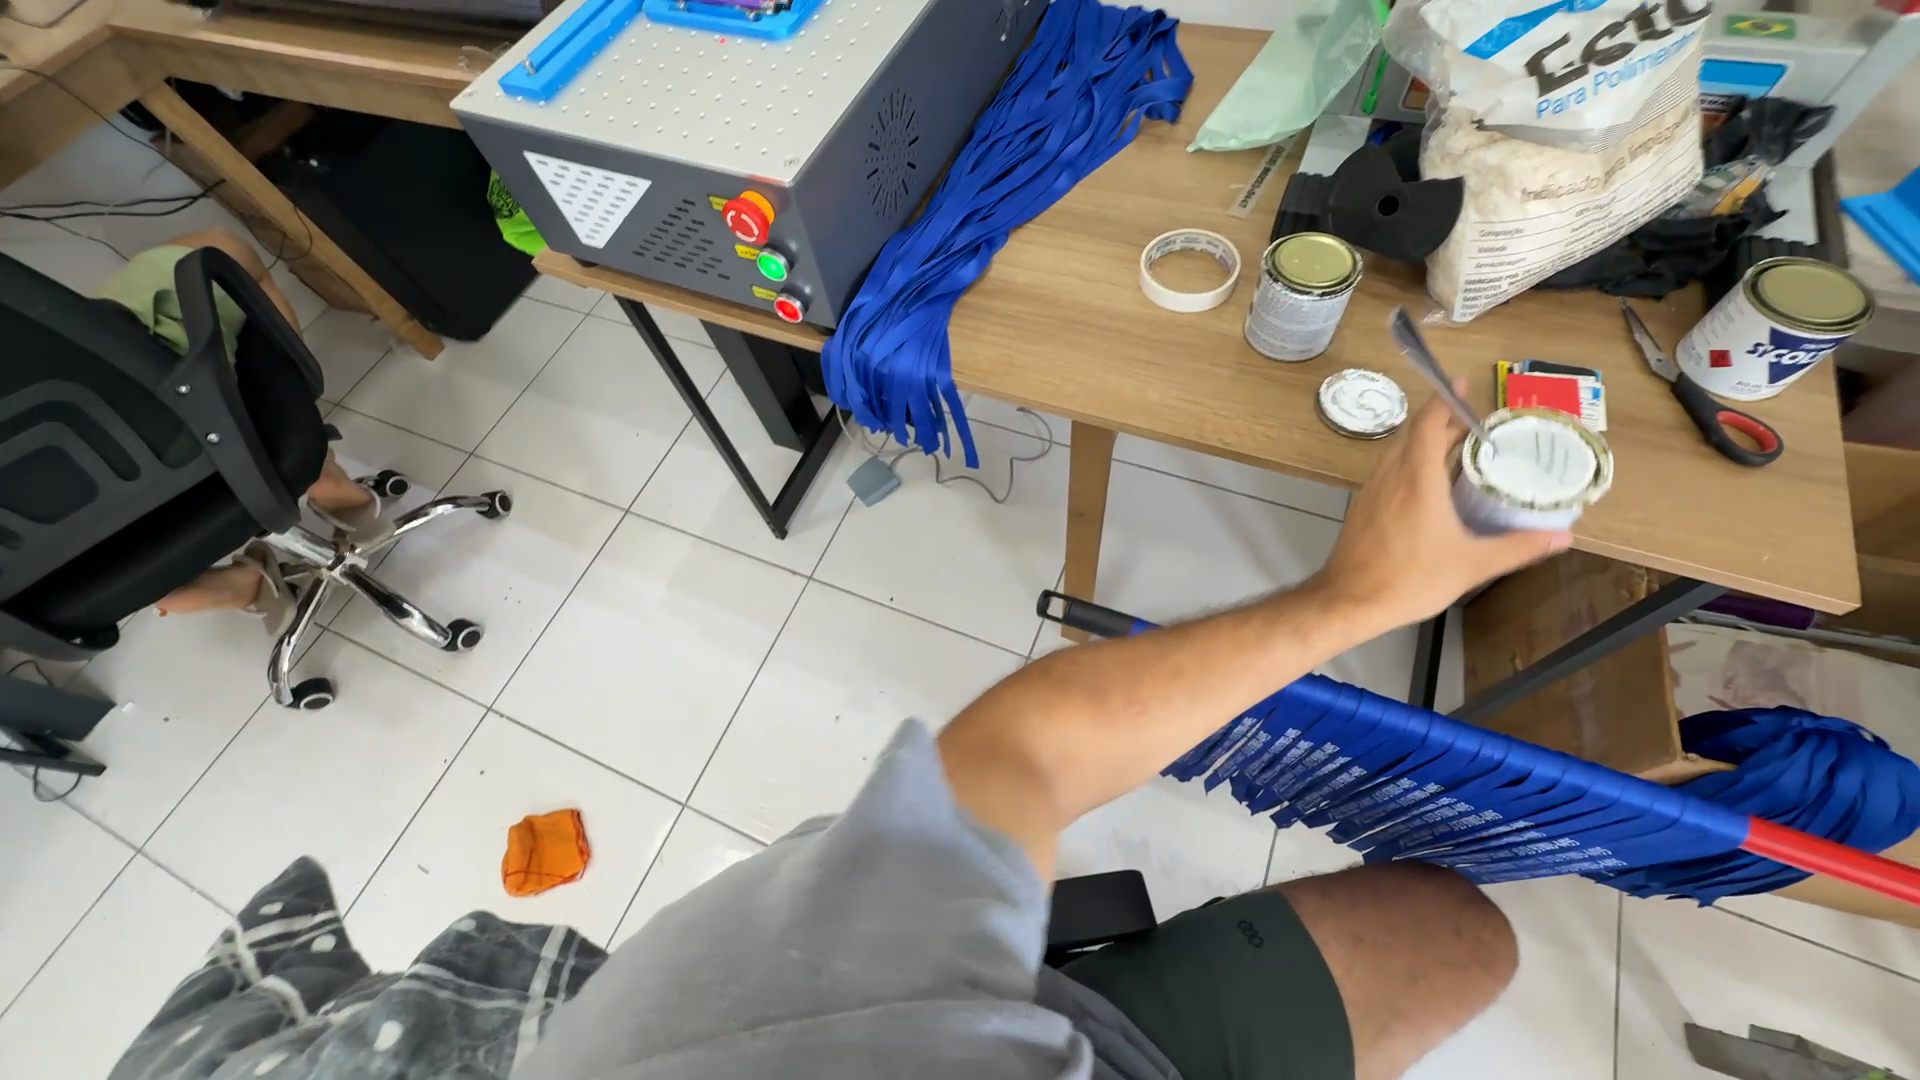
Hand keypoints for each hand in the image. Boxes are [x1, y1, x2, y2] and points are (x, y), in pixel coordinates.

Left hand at [1316, 379, 1571, 629]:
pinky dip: (1409, 465)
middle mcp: (1389, 478)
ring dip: (1424, 443)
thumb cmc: (1408, 579)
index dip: (1445, 401)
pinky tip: (1427, 484)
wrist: (1348, 601)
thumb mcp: (1472, 565)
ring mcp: (1370, 493)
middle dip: (1441, 421)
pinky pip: (1387, 474)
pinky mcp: (1362, 510)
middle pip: (1413, 436)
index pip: (1428, 425)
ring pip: (1397, 455)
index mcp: (1416, 479)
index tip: (1461, 384)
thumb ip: (1518, 547)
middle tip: (1473, 418)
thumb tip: (1564, 537)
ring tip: (1456, 446)